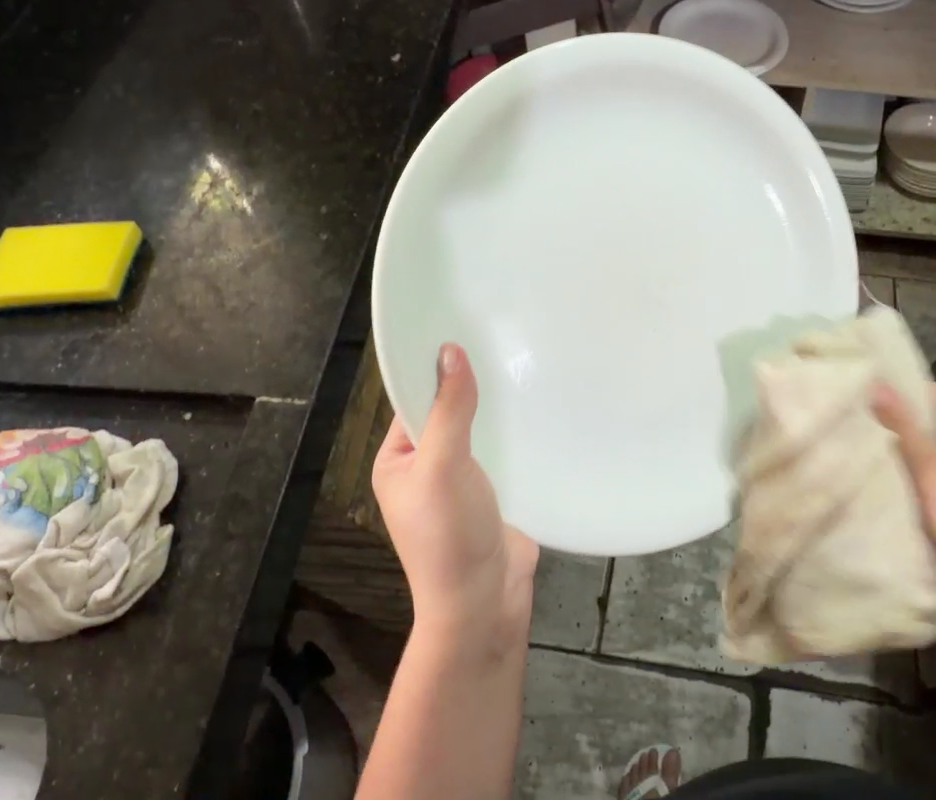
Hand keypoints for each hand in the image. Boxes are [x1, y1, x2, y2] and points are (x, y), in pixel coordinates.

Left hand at [373, 344, 538, 645]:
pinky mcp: (494, 493)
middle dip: (470, 387)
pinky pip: (502, 452)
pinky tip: (539, 412)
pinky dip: (516, 434)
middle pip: (448, 414)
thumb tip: (450, 352)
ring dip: (496, 411)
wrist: (484, 603)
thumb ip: (449, 410)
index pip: (412, 402)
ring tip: (527, 369)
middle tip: (505, 346)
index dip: (435, 370)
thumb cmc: (448, 535)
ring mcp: (461, 482)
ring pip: (478, 432)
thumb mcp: (442, 466)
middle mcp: (425, 468)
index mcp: (396, 461)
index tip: (465, 333)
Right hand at [873, 384, 935, 607]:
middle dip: (907, 425)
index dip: (902, 394)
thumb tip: (877, 384)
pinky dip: (932, 475)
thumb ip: (904, 426)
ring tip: (880, 458)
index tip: (869, 403)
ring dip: (917, 453)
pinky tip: (909, 489)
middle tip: (867, 431)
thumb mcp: (930, 469)